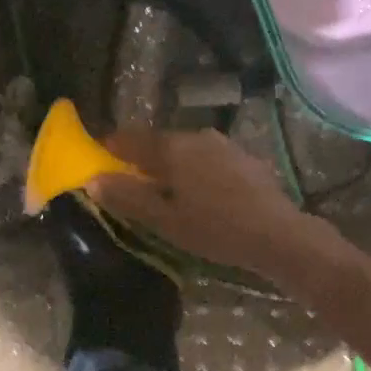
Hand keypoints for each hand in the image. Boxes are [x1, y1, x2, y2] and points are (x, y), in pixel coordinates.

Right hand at [86, 127, 328, 278]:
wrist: (279, 234)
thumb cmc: (214, 229)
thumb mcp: (164, 220)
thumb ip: (127, 197)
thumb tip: (92, 179)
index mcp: (171, 147)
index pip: (129, 138)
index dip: (110, 147)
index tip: (97, 158)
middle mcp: (195, 136)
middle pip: (158, 142)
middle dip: (141, 158)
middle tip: (130, 182)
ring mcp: (222, 144)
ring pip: (184, 149)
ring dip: (170, 164)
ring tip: (165, 191)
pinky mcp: (242, 157)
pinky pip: (206, 157)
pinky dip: (194, 170)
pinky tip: (200, 193)